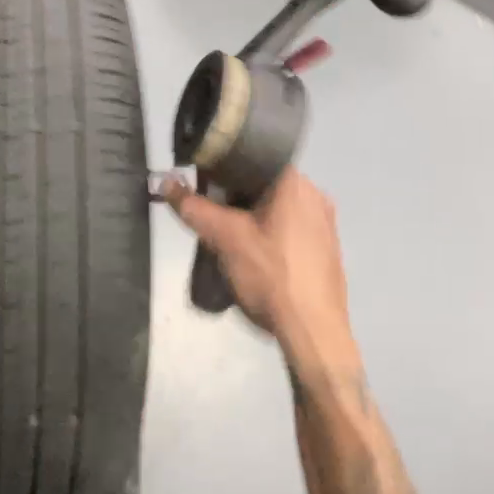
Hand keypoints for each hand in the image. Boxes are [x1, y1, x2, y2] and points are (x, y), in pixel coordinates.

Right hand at [164, 169, 357, 367]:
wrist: (313, 333)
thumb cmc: (270, 275)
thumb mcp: (223, 238)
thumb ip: (193, 207)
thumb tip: (165, 182)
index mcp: (296, 183)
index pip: (251, 160)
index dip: (220, 171)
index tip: (201, 188)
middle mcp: (316, 196)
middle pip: (262, 185)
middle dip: (232, 198)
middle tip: (210, 218)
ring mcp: (326, 225)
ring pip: (275, 209)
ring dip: (249, 218)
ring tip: (228, 239)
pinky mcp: (327, 250)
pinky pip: (290, 230)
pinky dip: (269, 235)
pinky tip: (256, 259)